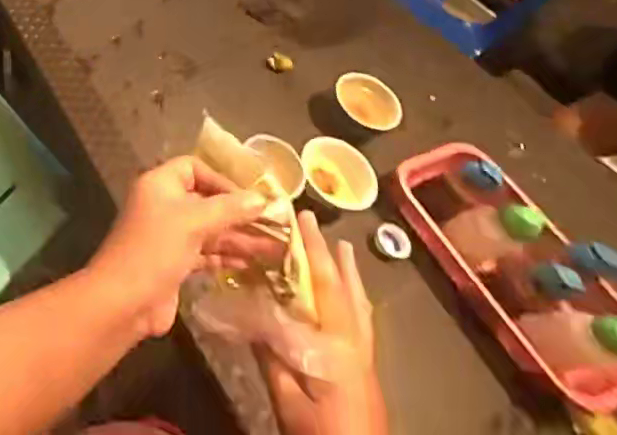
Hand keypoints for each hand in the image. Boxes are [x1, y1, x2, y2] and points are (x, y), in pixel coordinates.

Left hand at [86, 156, 286, 338]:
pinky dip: (225, 256)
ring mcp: (169, 234)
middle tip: (274, 226)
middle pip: (205, 200)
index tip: (251, 197)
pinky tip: (250, 263)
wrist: (125, 299)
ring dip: (238, 237)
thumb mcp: (193, 222)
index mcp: (160, 184)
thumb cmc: (156, 249)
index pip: (193, 168)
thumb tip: (261, 198)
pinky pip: (205, 252)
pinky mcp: (175, 261)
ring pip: (209, 229)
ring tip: (274, 249)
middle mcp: (164, 204)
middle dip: (238, 213)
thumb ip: (228, 209)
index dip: (221, 179)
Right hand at [255, 212, 383, 434]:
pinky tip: (341, 301)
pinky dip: (351, 301)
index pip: (324, 286)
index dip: (313, 249)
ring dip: (349, 277)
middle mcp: (357, 347)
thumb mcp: (286, 398)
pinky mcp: (365, 377)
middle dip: (334, 258)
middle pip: (348, 292)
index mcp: (337, 346)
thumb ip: (270, 352)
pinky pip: (359, 325)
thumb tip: (251, 308)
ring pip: (360, 309)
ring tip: (341, 253)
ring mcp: (365, 364)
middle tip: (321, 228)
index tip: (302, 217)